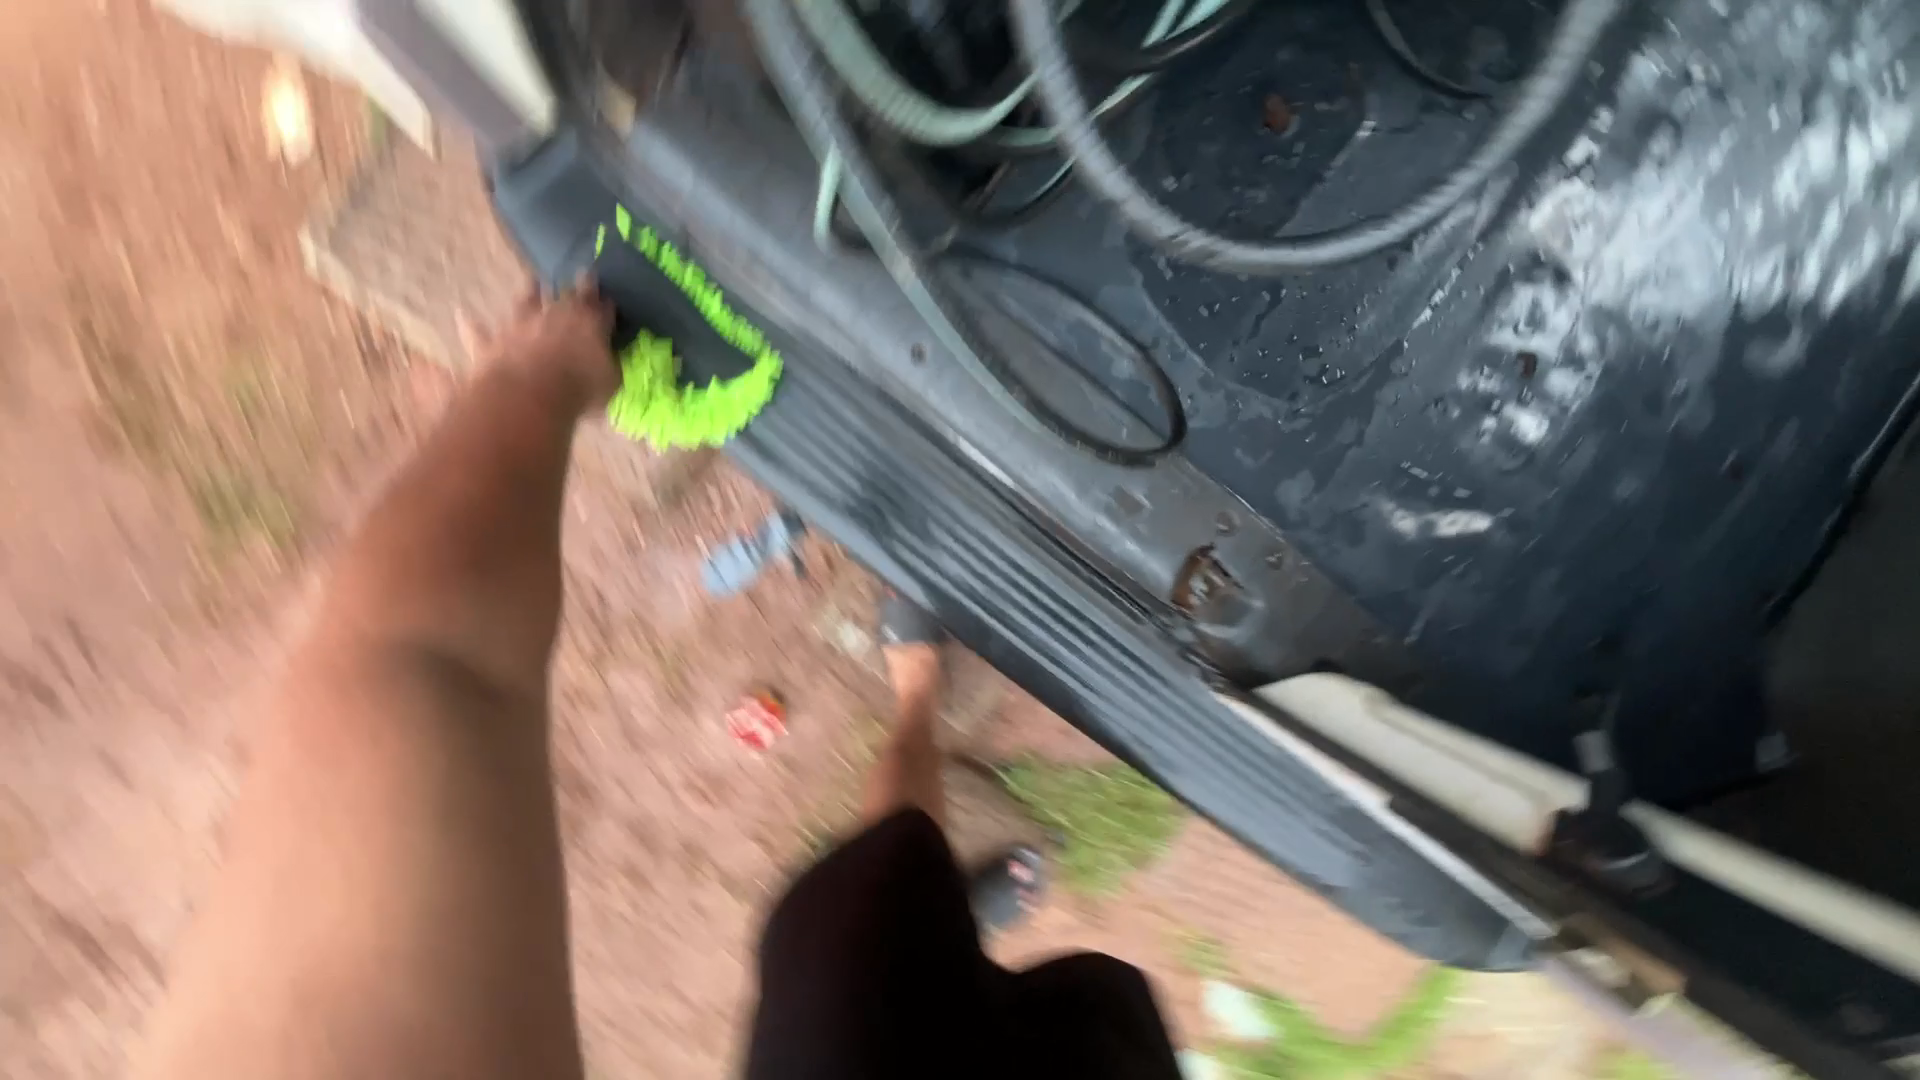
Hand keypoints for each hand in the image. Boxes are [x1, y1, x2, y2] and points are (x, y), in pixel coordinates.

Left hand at [459, 278, 618, 410]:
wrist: (528, 394)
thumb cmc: (579, 389)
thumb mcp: (610, 381)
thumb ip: (610, 363)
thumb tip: (609, 356)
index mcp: (589, 324)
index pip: (601, 307)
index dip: (604, 300)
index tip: (606, 291)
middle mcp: (553, 315)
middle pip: (566, 295)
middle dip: (574, 286)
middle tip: (579, 273)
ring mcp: (519, 325)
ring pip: (525, 301)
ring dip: (530, 291)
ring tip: (533, 281)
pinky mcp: (490, 342)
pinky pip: (478, 331)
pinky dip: (473, 325)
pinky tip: (464, 315)